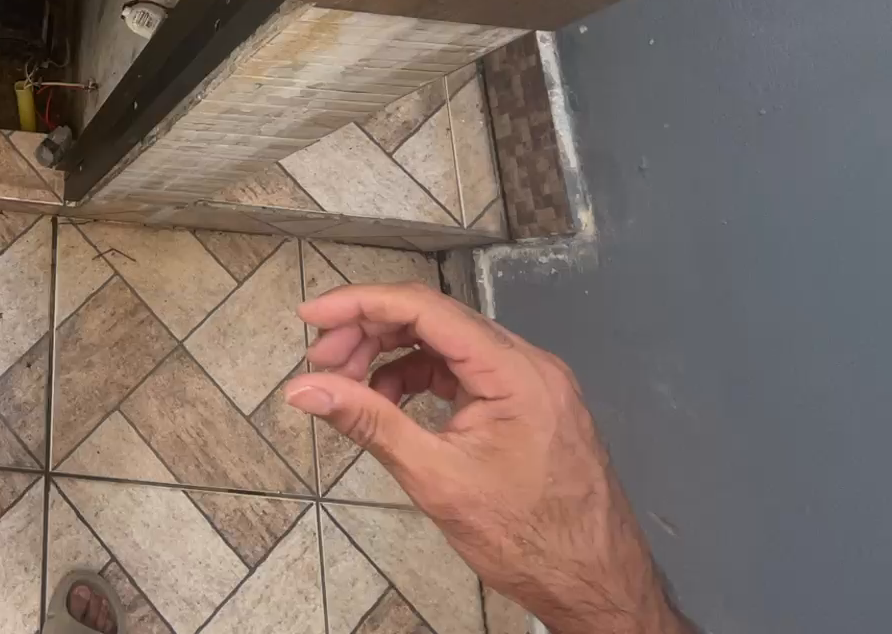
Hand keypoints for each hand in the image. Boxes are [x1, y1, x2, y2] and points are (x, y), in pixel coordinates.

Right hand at [282, 282, 690, 633]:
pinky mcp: (517, 399)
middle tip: (319, 360)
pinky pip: (451, 365)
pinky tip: (382, 400)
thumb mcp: (435, 478)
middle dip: (365, 331)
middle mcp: (524, 362)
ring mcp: (524, 379)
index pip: (424, 308)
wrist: (600, 595)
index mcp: (514, 372)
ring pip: (436, 338)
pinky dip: (408, 373)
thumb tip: (300, 389)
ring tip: (342, 379)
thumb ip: (366, 421)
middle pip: (427, 316)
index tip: (309, 315)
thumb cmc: (526, 540)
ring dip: (383, 351)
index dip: (359, 303)